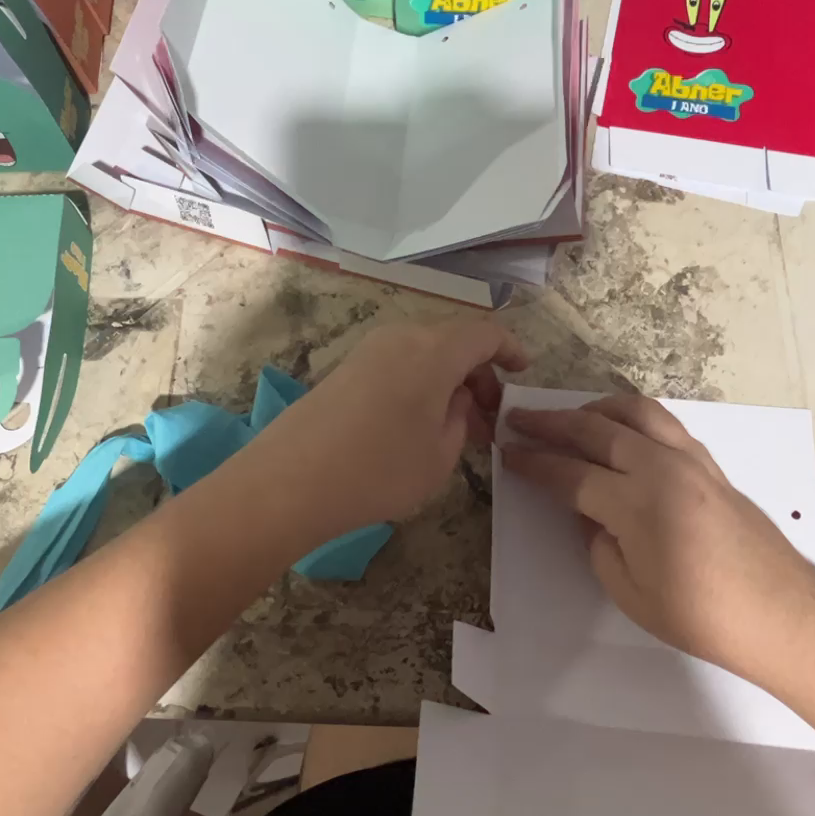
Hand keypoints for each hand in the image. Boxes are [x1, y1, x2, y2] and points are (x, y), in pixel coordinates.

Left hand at [246, 320, 527, 537]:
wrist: (291, 481)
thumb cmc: (380, 469)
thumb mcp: (440, 455)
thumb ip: (460, 419)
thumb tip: (455, 399)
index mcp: (434, 350)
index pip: (485, 334)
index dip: (510, 350)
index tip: (524, 372)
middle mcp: (401, 337)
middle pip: (453, 343)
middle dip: (478, 375)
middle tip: (489, 419)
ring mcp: (368, 351)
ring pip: (423, 355)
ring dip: (447, 383)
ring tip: (457, 427)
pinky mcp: (344, 370)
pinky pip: (397, 366)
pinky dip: (419, 385)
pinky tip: (418, 424)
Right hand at [502, 395, 814, 672]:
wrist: (782, 617)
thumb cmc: (700, 616)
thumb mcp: (629, 591)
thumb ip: (599, 543)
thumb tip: (591, 514)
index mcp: (635, 502)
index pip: (569, 472)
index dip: (533, 462)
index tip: (506, 452)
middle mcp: (661, 467)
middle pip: (595, 429)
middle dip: (551, 422)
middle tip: (520, 419)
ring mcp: (692, 461)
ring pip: (635, 411)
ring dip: (595, 409)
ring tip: (571, 417)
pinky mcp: (712, 466)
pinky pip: (664, 424)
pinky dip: (632, 418)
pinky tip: (622, 431)